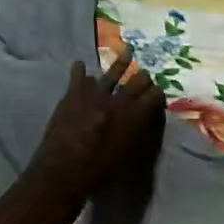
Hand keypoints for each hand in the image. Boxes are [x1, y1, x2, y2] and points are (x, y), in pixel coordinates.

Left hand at [33, 49, 164, 193]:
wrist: (65, 170)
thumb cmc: (101, 169)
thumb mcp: (130, 153)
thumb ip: (139, 131)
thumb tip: (145, 118)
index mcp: (135, 115)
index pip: (154, 95)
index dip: (158, 93)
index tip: (159, 93)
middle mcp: (118, 100)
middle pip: (137, 80)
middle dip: (143, 77)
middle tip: (145, 75)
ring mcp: (94, 94)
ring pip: (112, 72)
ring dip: (121, 63)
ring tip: (127, 53)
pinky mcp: (73, 94)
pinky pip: (78, 75)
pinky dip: (80, 70)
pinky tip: (80, 66)